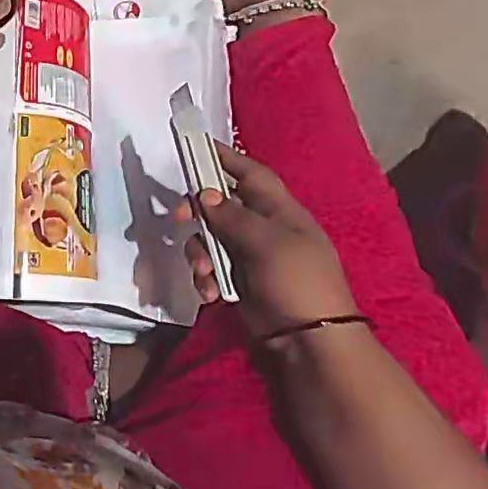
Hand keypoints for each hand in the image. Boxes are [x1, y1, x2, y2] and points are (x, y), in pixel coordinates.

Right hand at [176, 142, 361, 333]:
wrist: (310, 342)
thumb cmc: (297, 281)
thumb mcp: (267, 243)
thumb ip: (232, 216)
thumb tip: (204, 194)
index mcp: (279, 211)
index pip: (250, 173)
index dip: (225, 158)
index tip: (196, 146)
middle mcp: (262, 228)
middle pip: (220, 205)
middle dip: (197, 211)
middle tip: (178, 216)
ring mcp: (248, 256)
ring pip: (209, 238)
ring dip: (200, 253)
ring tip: (205, 273)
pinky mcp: (237, 282)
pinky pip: (209, 268)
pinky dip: (205, 278)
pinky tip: (211, 294)